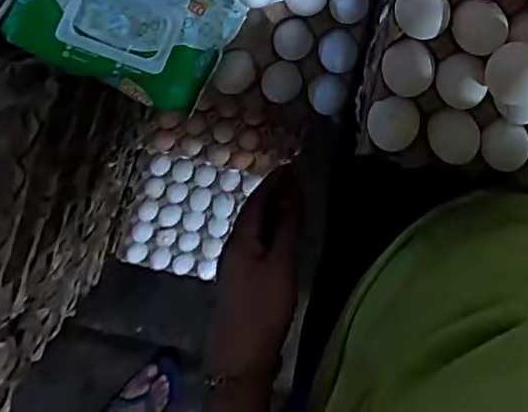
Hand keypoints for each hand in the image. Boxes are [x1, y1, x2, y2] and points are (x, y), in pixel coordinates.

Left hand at [204, 164, 303, 386]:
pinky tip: (279, 236)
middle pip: (252, 212)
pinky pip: (253, 242)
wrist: (240, 361)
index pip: (258, 199)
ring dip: (270, 212)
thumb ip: (288, 226)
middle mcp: (232, 246)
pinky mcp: (238, 281)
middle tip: (295, 180)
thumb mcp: (282, 263)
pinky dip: (267, 230)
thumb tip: (293, 190)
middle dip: (272, 193)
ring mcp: (232, 265)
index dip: (275, 180)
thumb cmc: (264, 308)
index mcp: (241, 238)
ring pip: (253, 228)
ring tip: (291, 202)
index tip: (292, 165)